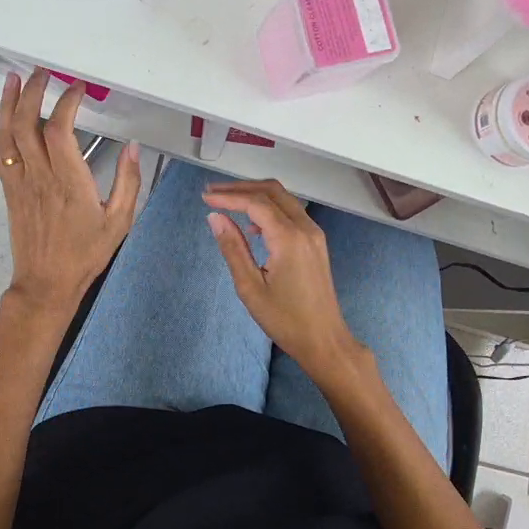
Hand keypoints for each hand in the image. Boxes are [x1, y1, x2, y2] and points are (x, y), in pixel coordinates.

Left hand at [0, 69, 141, 311]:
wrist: (47, 283)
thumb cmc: (85, 254)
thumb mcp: (119, 221)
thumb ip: (128, 182)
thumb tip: (133, 147)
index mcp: (70, 183)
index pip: (60, 130)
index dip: (66, 102)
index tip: (78, 88)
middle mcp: (41, 177)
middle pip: (28, 124)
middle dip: (34, 92)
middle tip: (45, 73)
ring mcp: (21, 183)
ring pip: (8, 135)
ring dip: (11, 104)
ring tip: (17, 79)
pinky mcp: (10, 191)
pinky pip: (2, 153)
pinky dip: (2, 129)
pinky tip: (7, 116)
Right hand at [201, 180, 369, 384]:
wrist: (324, 340)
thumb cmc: (285, 320)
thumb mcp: (250, 287)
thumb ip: (232, 248)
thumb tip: (215, 217)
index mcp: (289, 238)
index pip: (255, 203)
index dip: (228, 197)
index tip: (204, 198)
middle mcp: (305, 228)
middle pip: (272, 191)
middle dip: (241, 188)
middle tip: (212, 193)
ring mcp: (314, 234)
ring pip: (283, 199)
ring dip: (255, 196)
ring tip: (227, 204)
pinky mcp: (316, 242)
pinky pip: (291, 213)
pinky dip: (269, 209)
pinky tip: (252, 226)